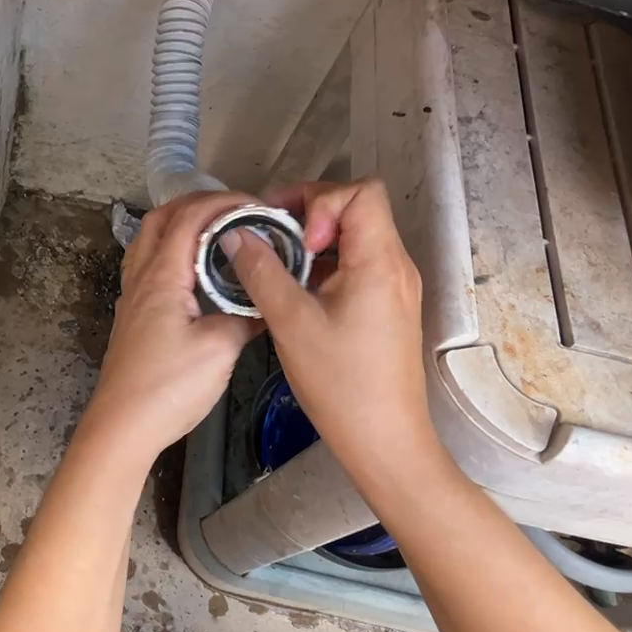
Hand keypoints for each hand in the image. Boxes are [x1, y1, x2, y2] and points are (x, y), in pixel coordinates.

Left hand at [82, 191, 264, 459]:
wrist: (123, 425)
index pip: (188, 218)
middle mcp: (140, 279)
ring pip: (149, 243)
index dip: (222, 202)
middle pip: (161, 220)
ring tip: (217, 234)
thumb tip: (265, 305)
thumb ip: (245, 317)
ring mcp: (131, 298)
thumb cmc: (168, 386)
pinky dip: (172, 254)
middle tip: (236, 211)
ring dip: (180, 227)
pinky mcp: (132, 318)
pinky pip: (148, 268)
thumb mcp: (220, 349)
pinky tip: (194, 274)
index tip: (257, 205)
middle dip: (197, 205)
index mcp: (161, 277)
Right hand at [224, 179, 436, 476]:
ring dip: (311, 241)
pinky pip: (353, 266)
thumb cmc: (341, 383)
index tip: (292, 236)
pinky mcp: (384, 307)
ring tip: (273, 265)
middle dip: (307, 214)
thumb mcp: (291, 323)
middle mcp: (394, 266)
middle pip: (356, 208)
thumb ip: (262, 272)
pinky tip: (292, 292)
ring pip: (352, 238)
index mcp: (379, 262)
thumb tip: (236, 235)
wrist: (384, 439)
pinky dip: (320, 266)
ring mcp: (392, 287)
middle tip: (268, 238)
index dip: (319, 200)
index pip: (360, 192)